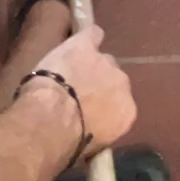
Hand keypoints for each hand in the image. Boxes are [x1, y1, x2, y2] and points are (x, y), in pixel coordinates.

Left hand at [28, 25, 135, 153]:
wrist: (52, 119)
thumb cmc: (69, 143)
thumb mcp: (92, 146)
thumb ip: (99, 129)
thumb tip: (91, 128)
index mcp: (127, 112)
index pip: (120, 104)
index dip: (104, 106)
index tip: (91, 111)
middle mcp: (122, 83)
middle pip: (112, 78)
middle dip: (98, 85)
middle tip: (78, 94)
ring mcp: (105, 61)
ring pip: (100, 59)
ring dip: (88, 65)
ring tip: (70, 73)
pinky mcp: (86, 45)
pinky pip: (93, 34)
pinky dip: (88, 37)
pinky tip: (81, 40)